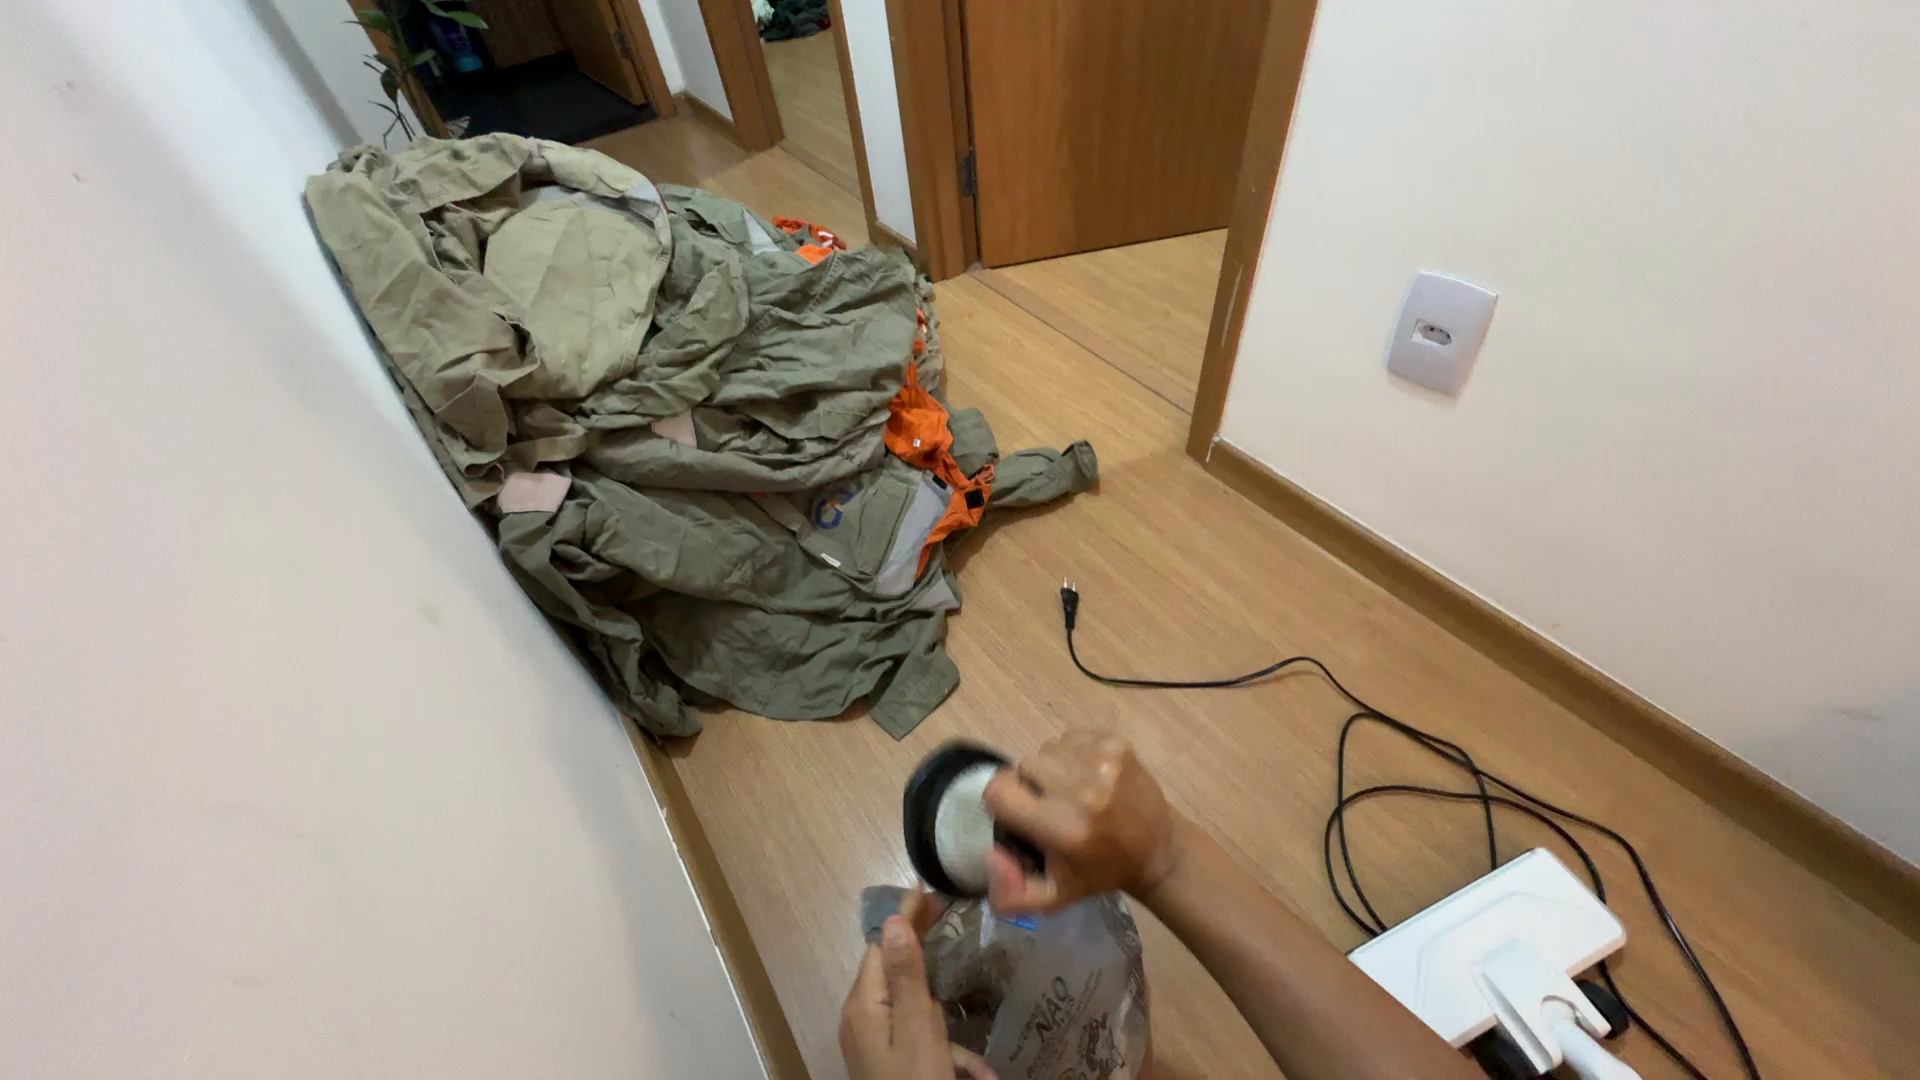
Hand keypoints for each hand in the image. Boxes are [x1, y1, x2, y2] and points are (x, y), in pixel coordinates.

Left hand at [840, 892, 997, 1079]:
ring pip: (910, 1006)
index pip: (883, 942)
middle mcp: (861, 1019)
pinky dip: (943, 1047)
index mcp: (864, 1004)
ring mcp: (872, 1045)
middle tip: (946, 913)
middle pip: (892, 967)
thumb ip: (907, 974)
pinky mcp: (886, 1066)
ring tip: (969, 1008)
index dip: (906, 915)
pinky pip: (916, 1040)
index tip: (929, 888)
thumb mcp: (918, 1030)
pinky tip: (974, 1072)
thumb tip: (894, 920)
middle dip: (921, 945)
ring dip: (941, 1008)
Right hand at [982, 730, 1184, 914]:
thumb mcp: (1054, 897)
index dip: (1003, 802)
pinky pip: (1069, 738)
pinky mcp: (1114, 742)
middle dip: (1031, 784)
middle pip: (1024, 766)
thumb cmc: (1099, 872)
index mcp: (1060, 827)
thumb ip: (1010, 893)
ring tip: (1072, 790)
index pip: (998, 791)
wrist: (1159, 849)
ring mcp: (1099, 760)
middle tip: (1051, 804)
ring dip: (1052, 768)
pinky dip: (1072, 754)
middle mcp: (1078, 789)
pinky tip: (1088, 776)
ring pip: (1046, 749)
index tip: (1022, 814)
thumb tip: (990, 854)